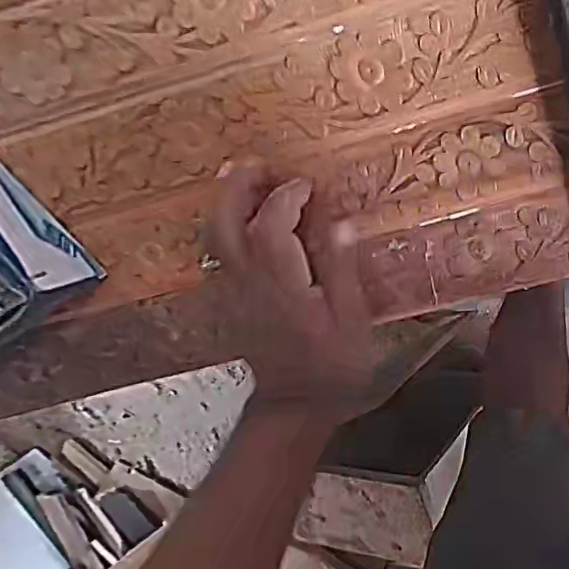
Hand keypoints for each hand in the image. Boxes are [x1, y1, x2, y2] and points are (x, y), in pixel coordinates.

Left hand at [211, 164, 374, 426]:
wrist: (295, 404)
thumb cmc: (332, 368)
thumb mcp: (352, 322)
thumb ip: (343, 271)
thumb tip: (342, 224)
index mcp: (284, 285)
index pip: (272, 224)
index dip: (288, 196)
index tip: (310, 186)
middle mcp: (251, 282)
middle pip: (226, 221)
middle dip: (240, 185)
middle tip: (264, 164)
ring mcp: (236, 291)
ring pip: (216, 234)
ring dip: (229, 200)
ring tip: (250, 178)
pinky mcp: (233, 299)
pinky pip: (221, 250)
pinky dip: (230, 222)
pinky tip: (249, 216)